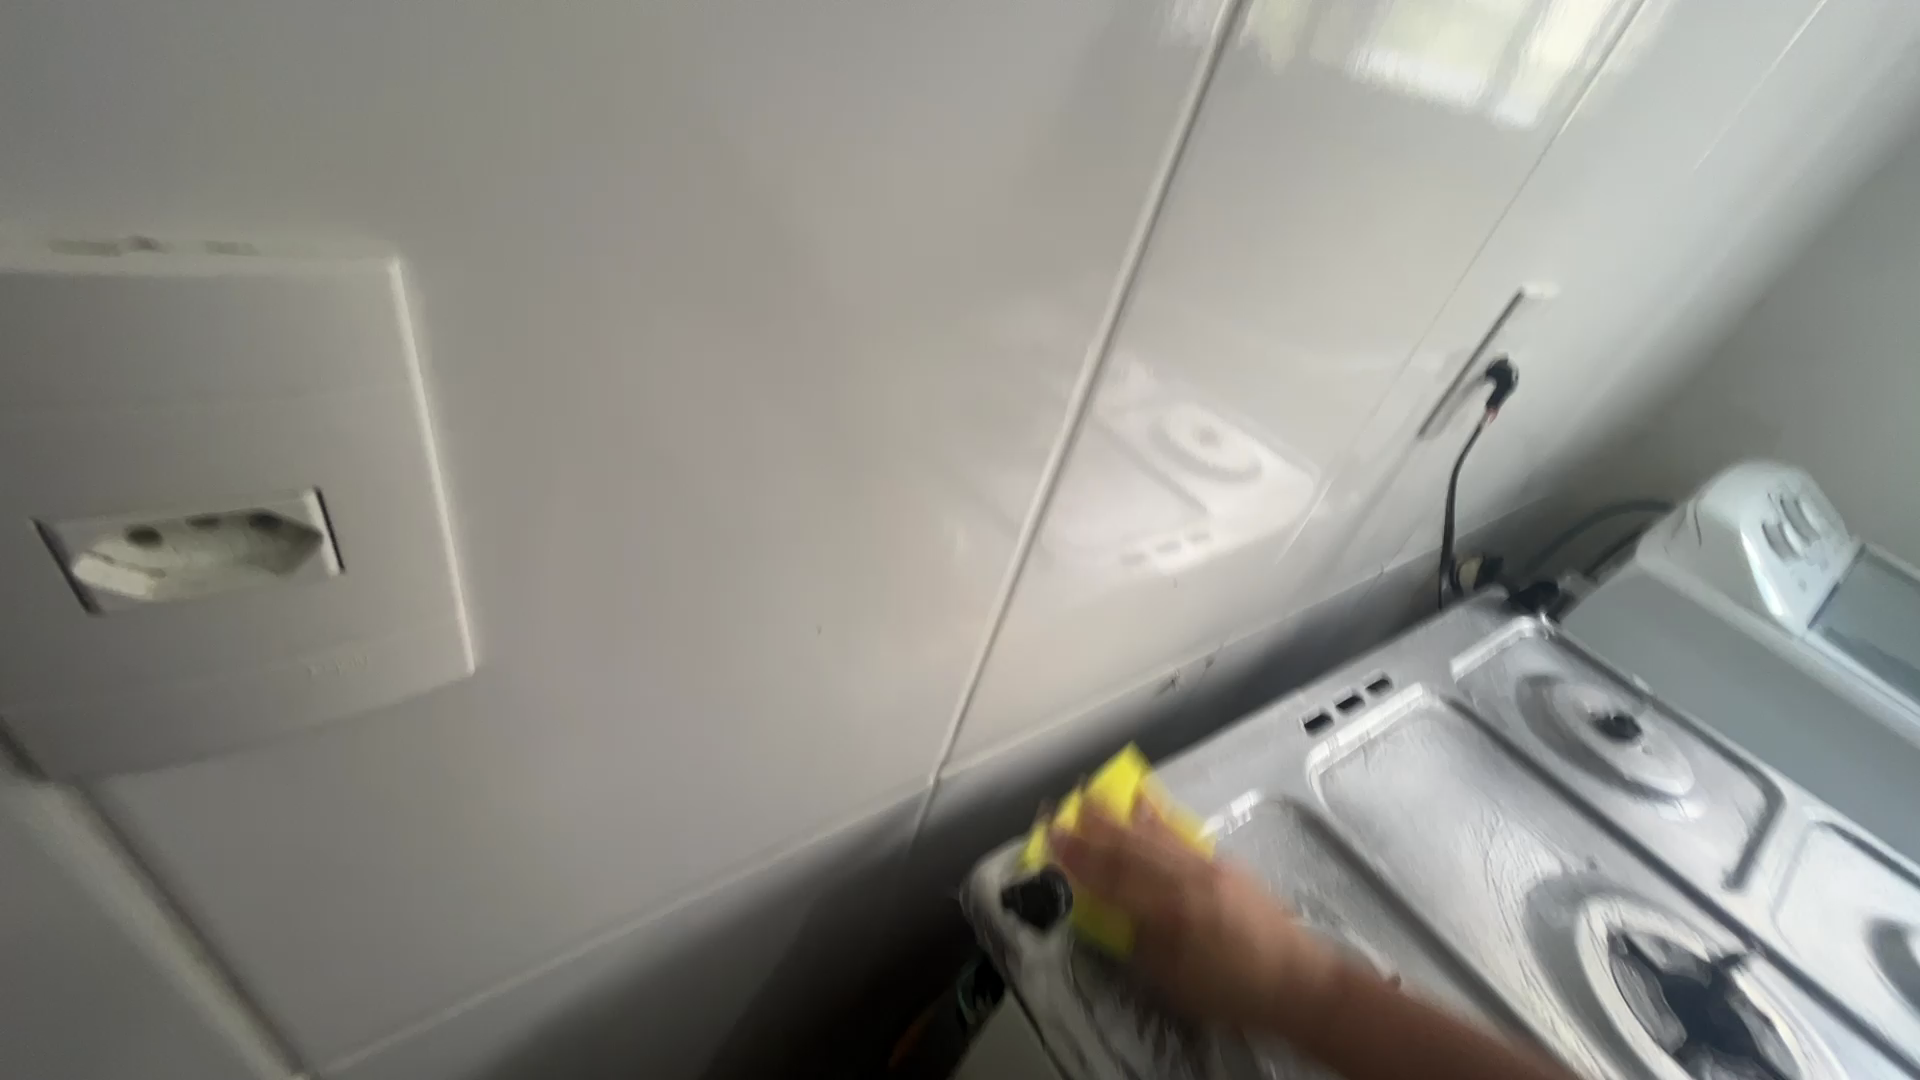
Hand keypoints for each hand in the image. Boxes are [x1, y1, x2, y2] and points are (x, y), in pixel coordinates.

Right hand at [1048, 799, 1340, 1032]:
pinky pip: (1178, 831)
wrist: (1298, 981)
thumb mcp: (1175, 982)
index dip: (1077, 857)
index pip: (1111, 877)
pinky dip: (1155, 813)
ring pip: (1151, 833)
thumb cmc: (1233, 991)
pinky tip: (1143, 798)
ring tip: (1090, 794)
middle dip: (1090, 828)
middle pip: (1127, 847)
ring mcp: (1203, 864)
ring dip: (1116, 814)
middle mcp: (1183, 878)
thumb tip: (1111, 917)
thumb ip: (1139, 944)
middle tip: (1059, 809)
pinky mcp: (1219, 861)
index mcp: (1169, 910)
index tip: (1051, 836)